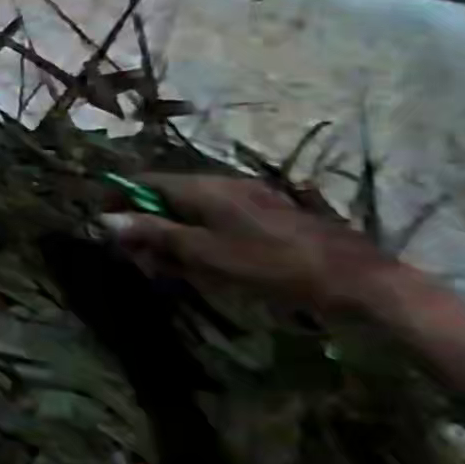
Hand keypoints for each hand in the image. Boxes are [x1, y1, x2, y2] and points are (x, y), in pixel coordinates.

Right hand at [107, 174, 420, 316]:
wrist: (360, 282)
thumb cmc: (273, 265)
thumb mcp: (204, 252)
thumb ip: (153, 233)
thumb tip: (105, 219)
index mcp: (202, 186)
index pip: (142, 181)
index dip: (117, 199)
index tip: (104, 227)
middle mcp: (222, 183)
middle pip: (165, 195)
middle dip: (144, 222)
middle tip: (137, 256)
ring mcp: (248, 198)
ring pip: (190, 209)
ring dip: (171, 232)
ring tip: (169, 265)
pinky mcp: (267, 215)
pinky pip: (215, 218)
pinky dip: (197, 235)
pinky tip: (204, 261)